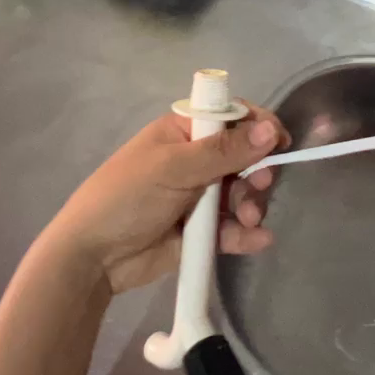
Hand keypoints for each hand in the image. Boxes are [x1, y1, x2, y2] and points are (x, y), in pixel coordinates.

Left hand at [43, 105, 288, 293]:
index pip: (232, 117)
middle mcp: (196, 160)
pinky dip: (247, 234)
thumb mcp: (174, 168)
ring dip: (252, 205)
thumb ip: (224, 151)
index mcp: (184, 132)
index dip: (258, 126)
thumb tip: (269, 129)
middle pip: (245, 158)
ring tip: (245, 220)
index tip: (280, 143)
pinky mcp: (202, 232)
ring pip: (243, 194)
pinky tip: (257, 240)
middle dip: (257, 173)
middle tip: (259, 186)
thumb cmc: (127, 196)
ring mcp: (200, 197)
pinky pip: (233, 229)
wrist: (94, 257)